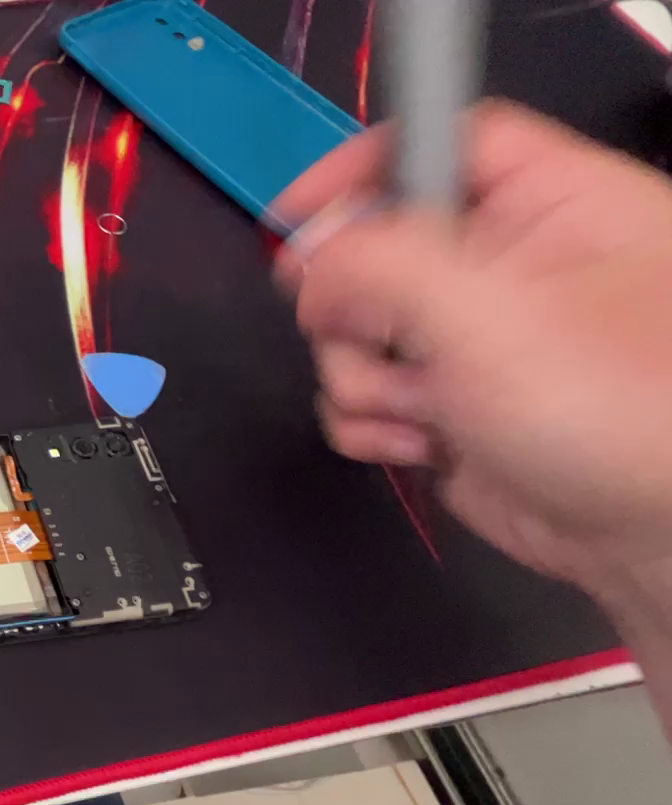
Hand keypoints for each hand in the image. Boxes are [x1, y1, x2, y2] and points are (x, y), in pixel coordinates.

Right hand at [272, 101, 671, 603]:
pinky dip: (370, 424)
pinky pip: (349, 395)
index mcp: (549, 212)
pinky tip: (426, 438)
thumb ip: (385, 262)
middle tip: (397, 339)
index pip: (436, 146)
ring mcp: (459, 338)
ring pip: (345, 338)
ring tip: (433, 407)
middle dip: (352, 316)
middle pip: (362, 257)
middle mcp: (499, 270)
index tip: (293, 215)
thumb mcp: (493, 316)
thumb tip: (310, 246)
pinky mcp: (430, 397)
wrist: (646, 533)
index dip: (358, 172)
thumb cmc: (629, 420)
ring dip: (366, 382)